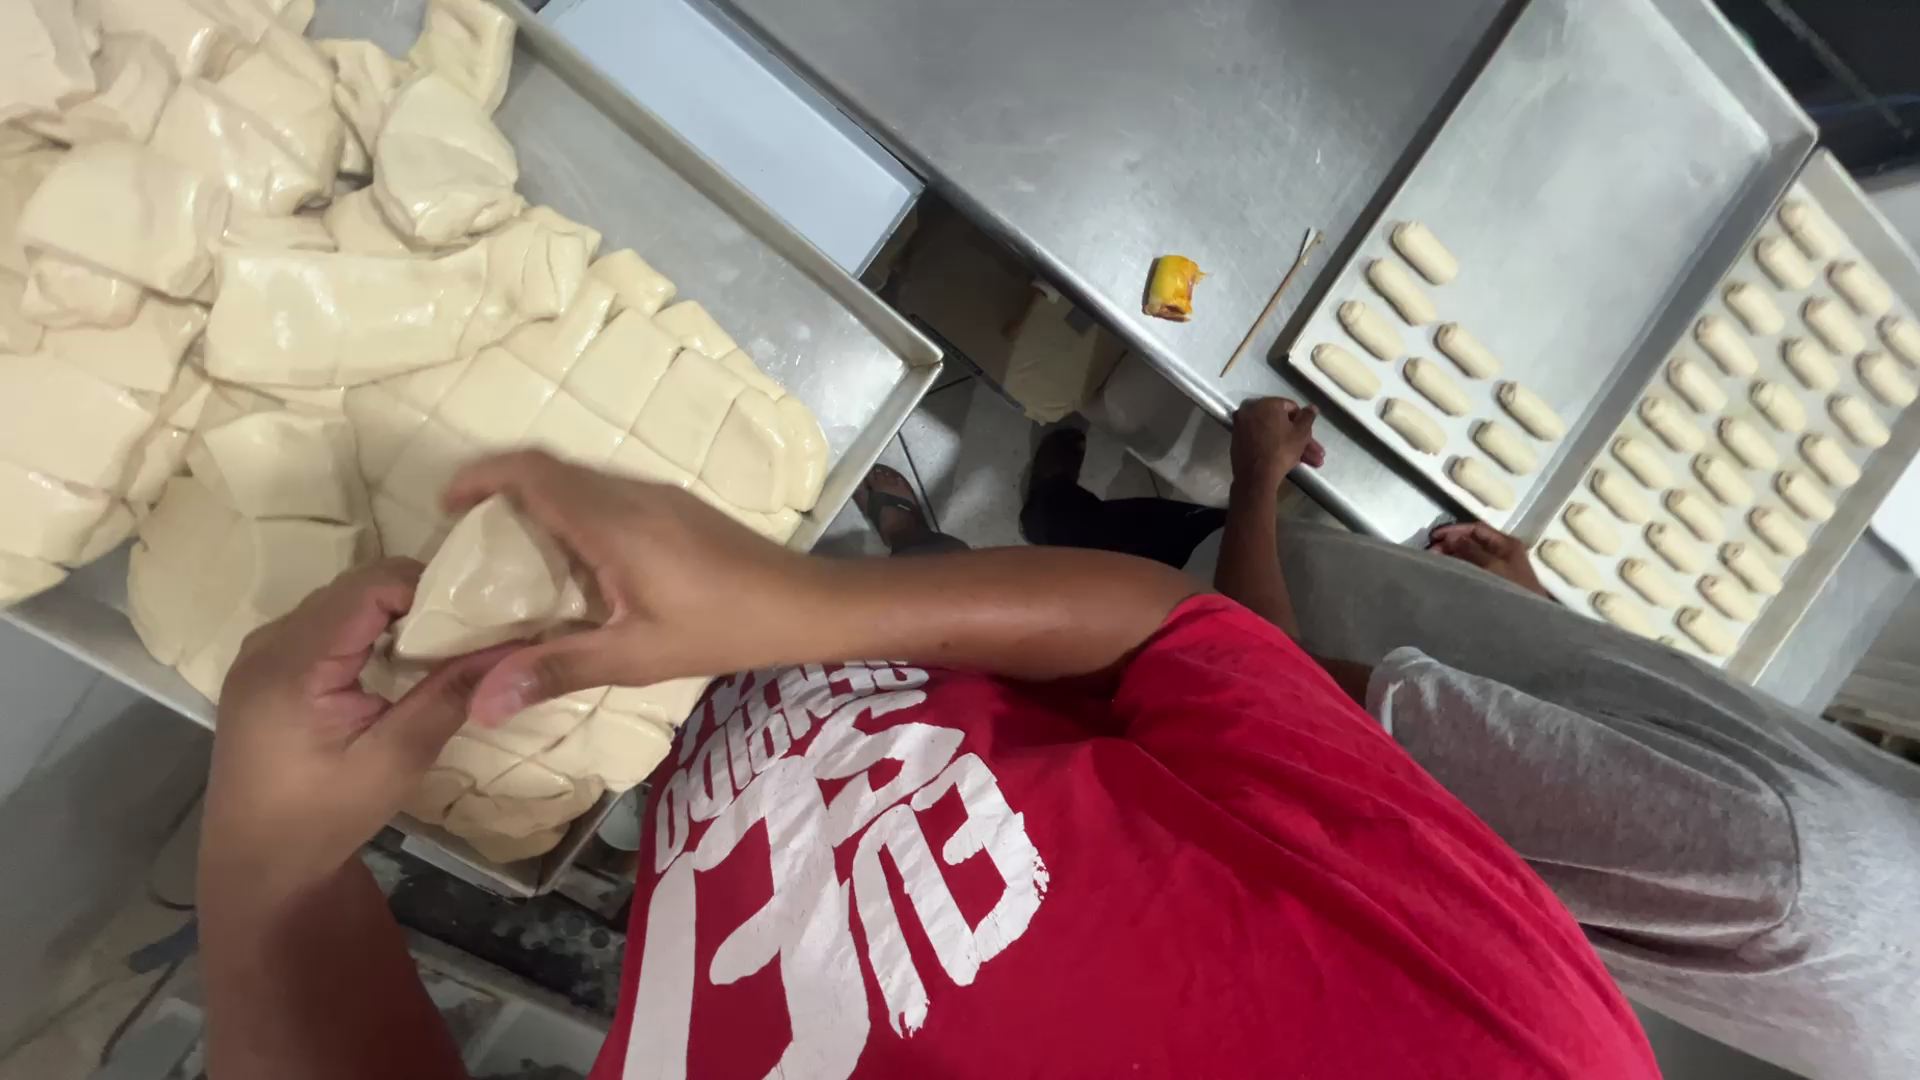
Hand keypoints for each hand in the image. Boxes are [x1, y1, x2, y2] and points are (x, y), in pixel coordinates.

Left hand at [201, 559, 513, 897]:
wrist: (261, 863)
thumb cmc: (327, 814)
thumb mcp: (400, 757)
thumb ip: (452, 694)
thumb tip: (517, 647)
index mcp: (292, 665)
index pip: (371, 586)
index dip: (431, 586)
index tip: (481, 611)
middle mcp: (270, 644)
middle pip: (359, 583)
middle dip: (423, 593)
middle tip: (476, 622)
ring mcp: (266, 652)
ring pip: (348, 596)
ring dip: (403, 606)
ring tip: (450, 636)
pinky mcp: (274, 664)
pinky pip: (335, 618)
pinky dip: (380, 622)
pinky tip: (409, 652)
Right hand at [442, 450, 818, 726]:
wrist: (804, 603)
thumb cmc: (724, 628)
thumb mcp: (638, 655)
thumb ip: (557, 669)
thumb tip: (477, 701)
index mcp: (616, 522)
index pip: (534, 471)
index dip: (482, 475)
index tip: (449, 506)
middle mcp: (637, 494)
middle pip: (556, 472)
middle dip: (507, 494)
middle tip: (479, 545)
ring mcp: (666, 495)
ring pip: (588, 481)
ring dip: (548, 504)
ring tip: (523, 558)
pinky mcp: (685, 507)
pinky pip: (617, 495)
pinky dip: (584, 513)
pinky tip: (588, 564)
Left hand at [1231, 397, 1324, 489]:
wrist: (1255, 476)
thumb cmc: (1281, 450)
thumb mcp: (1301, 433)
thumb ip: (1308, 417)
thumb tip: (1311, 407)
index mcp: (1267, 403)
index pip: (1291, 407)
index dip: (1303, 421)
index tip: (1310, 434)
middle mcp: (1250, 410)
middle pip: (1281, 423)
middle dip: (1300, 439)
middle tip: (1315, 453)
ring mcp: (1241, 426)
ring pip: (1272, 434)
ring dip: (1292, 446)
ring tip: (1310, 462)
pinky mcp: (1237, 441)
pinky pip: (1260, 440)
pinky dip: (1273, 447)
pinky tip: (1290, 461)